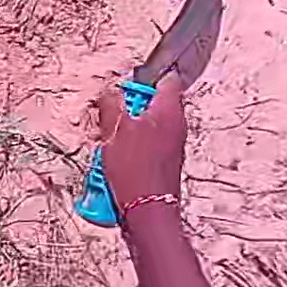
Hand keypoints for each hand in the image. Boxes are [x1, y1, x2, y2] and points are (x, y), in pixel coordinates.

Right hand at [97, 71, 187, 205]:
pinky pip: (145, 144)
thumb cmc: (133, 167)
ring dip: (126, 129)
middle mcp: (176, 125)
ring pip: (146, 125)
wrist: (147, 208)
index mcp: (169, 110)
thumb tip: (109, 92)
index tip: (124, 87)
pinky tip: (115, 158)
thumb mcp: (114, 130)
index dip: (144, 79)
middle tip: (111, 117)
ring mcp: (172, 144)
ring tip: (110, 140)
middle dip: (129, 108)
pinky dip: (130, 146)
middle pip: (152, 104)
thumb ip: (111, 105)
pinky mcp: (164, 161)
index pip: (166, 80)